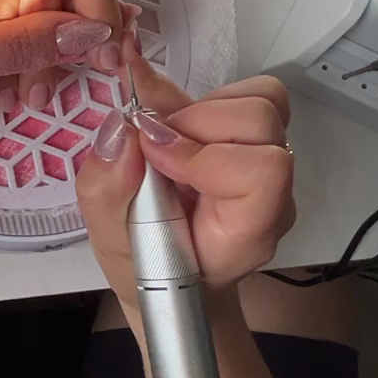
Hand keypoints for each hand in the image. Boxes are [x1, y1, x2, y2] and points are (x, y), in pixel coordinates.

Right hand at [77, 55, 296, 289]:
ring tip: (163, 137)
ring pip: (260, 101)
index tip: (149, 155)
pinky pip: (245, 98)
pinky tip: (171, 127)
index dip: (201, 152)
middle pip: (262, 122)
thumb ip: (106, 191)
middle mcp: (271, 195)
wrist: (172, 279)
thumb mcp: (108, 241)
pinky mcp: (251, 143)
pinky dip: (202, 99)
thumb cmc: (145, 269)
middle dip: (195, 120)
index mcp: (245, 231)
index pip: (261, 171)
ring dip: (200, 108)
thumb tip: (119, 129)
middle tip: (151, 143)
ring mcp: (267, 164)